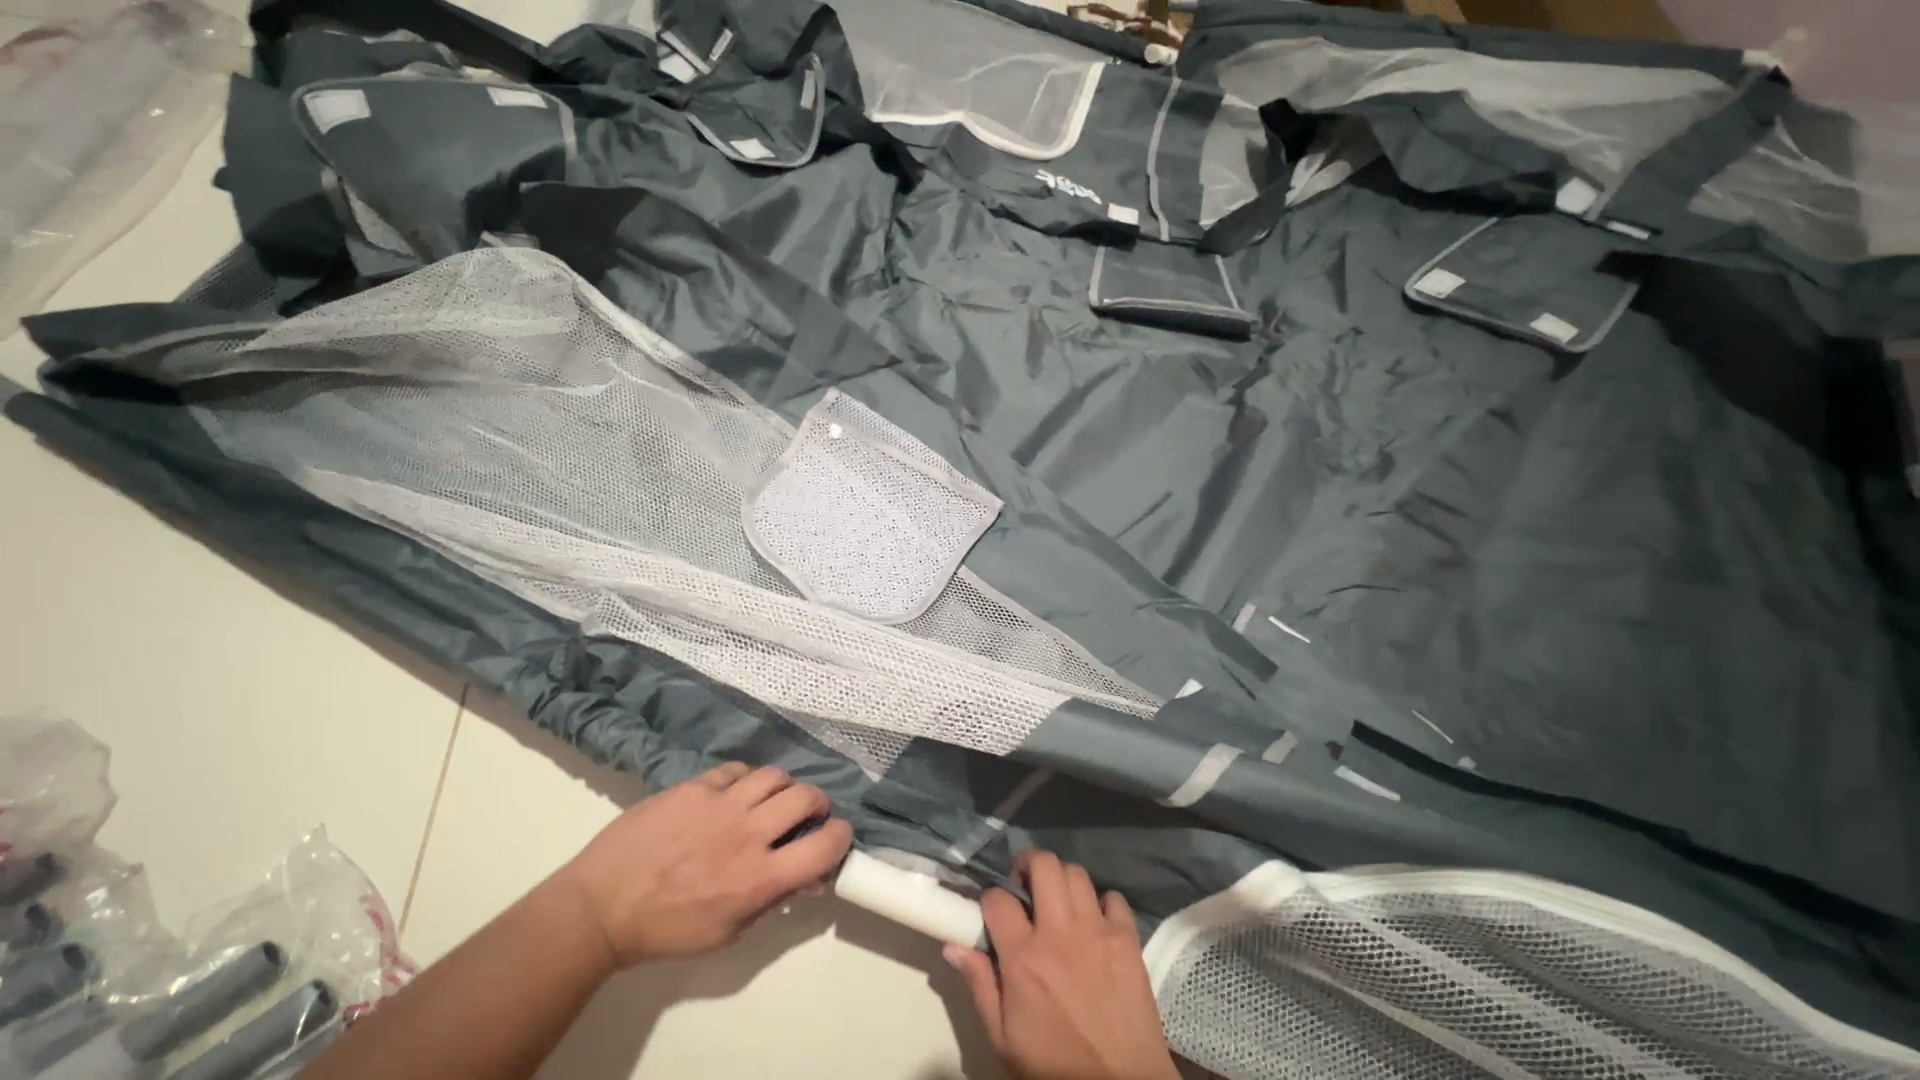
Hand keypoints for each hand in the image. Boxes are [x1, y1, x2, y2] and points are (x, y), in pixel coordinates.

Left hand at [552, 763, 852, 966]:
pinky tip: (737, 792)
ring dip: (785, 787)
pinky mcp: (693, 788)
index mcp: (760, 878)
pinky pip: (735, 771)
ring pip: (775, 776)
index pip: (825, 845)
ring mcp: (719, 805)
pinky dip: (746, 779)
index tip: (835, 837)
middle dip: (817, 804)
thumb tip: (803, 875)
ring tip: (774, 798)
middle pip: (806, 798)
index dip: (841, 837)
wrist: (602, 907)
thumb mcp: (728, 932)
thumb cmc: (667, 931)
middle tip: (808, 814)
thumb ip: (771, 899)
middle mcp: (748, 834)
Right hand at [945, 850, 1179, 1079]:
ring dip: (1062, 880)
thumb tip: (953, 946)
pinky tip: (1095, 922)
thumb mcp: (1003, 1038)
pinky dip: (1102, 902)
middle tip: (1024, 884)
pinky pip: (1114, 898)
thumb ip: (980, 986)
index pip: (997, 898)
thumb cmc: (1054, 1065)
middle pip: (1043, 865)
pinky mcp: (1128, 940)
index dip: (990, 899)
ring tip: (1058, 900)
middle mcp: (1060, 933)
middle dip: (1028, 864)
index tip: (993, 912)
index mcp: (1023, 958)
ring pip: (1077, 874)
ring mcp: (1098, 932)